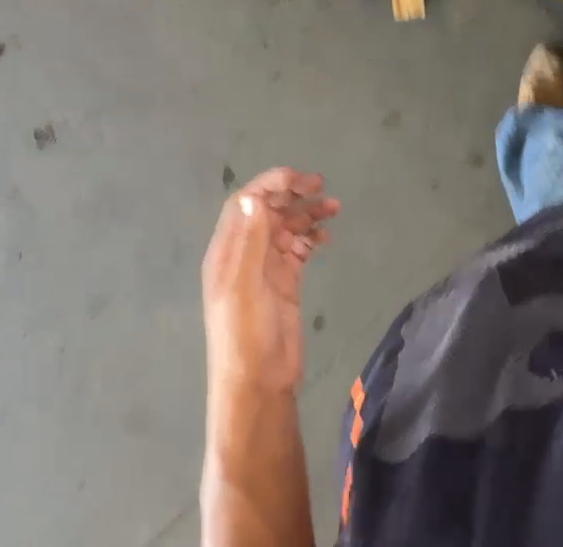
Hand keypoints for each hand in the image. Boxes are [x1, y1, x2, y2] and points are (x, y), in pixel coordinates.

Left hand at [202, 168, 339, 394]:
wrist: (258, 383)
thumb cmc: (246, 336)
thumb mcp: (243, 288)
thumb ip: (248, 243)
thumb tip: (254, 197)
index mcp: (227, 252)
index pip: (246, 204)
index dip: (270, 185)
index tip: (302, 179)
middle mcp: (244, 255)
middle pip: (267, 211)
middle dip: (292, 194)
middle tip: (321, 186)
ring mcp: (265, 269)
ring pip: (286, 227)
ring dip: (307, 213)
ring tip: (335, 207)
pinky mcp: (284, 283)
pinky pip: (298, 248)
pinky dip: (312, 236)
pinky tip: (327, 236)